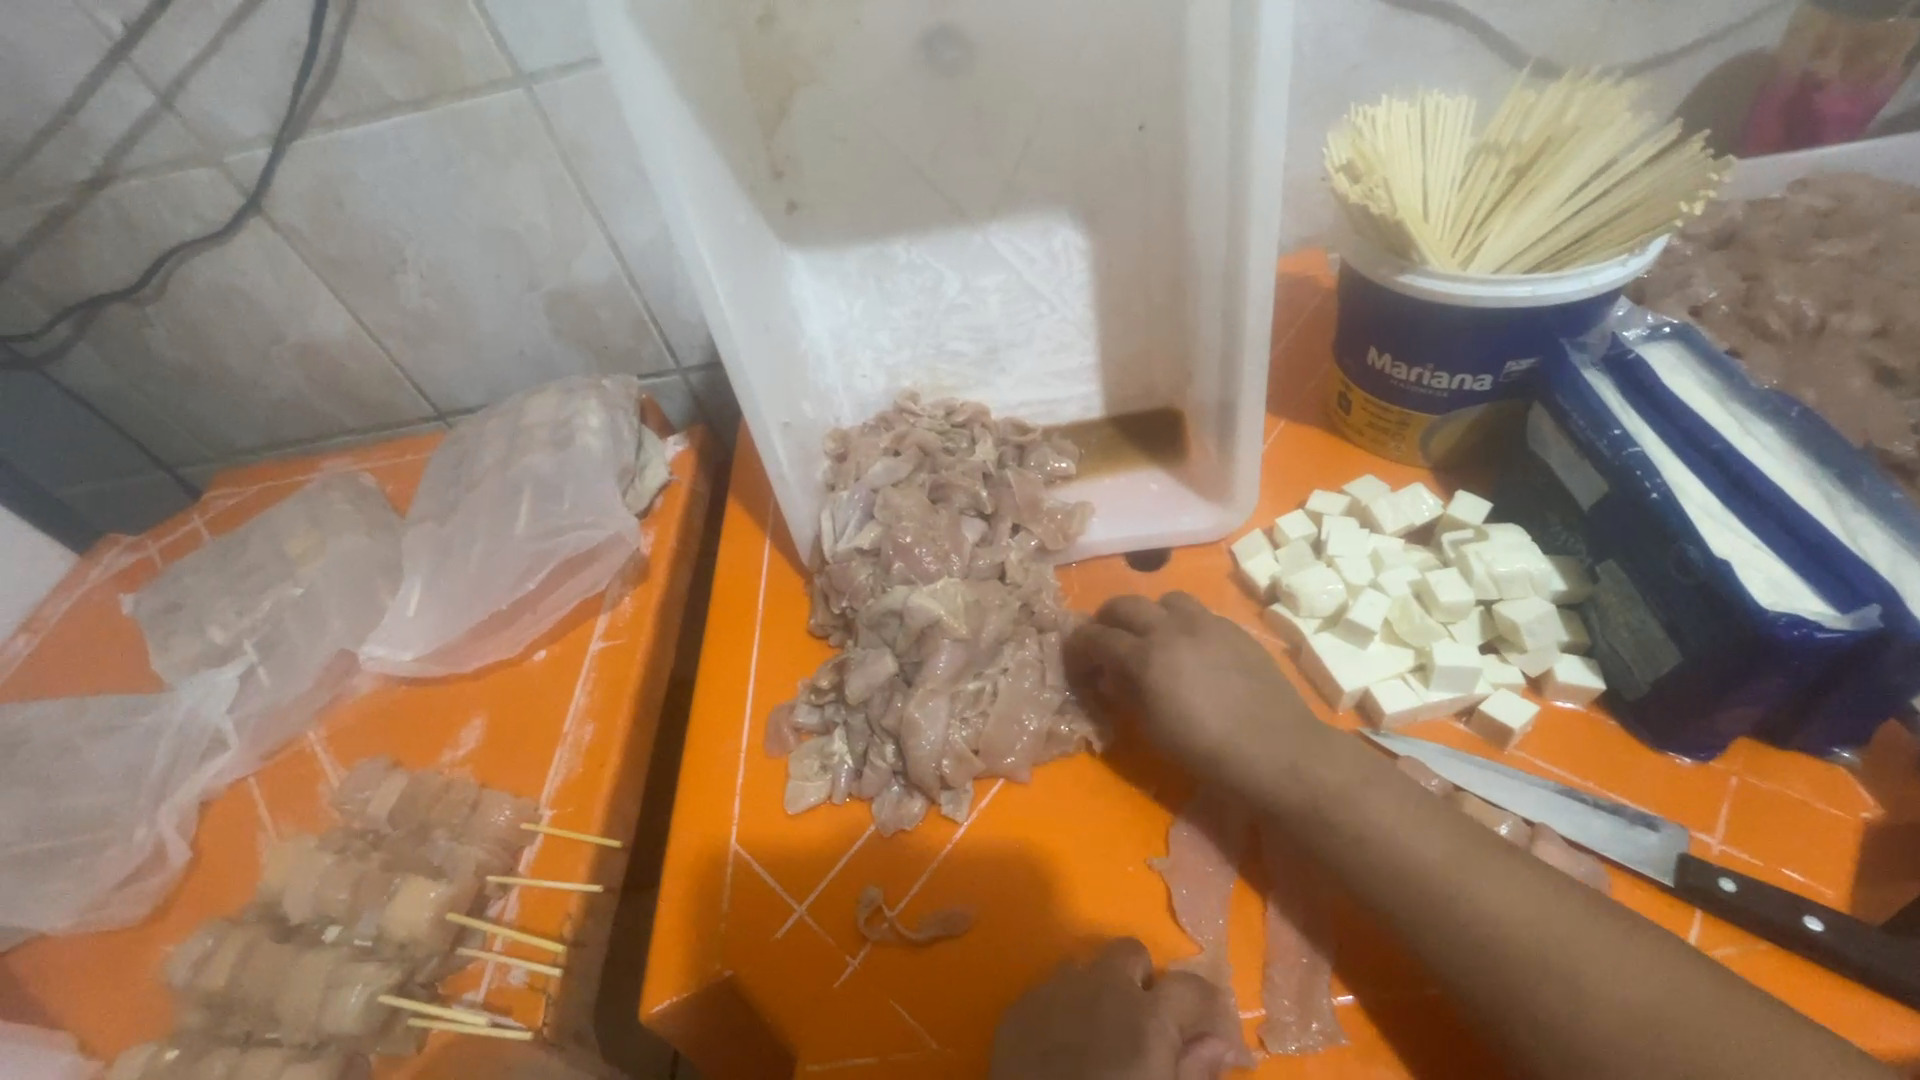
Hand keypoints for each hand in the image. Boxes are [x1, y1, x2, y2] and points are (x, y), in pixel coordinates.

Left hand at [990, 938, 1245, 1079]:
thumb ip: (1195, 1070)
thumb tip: (1221, 1044)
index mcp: (1148, 1016)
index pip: (1193, 986)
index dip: (1207, 1008)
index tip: (1211, 1035)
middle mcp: (1101, 986)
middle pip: (1131, 953)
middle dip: (1143, 982)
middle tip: (1146, 1027)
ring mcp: (1054, 991)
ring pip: (1086, 966)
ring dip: (1099, 990)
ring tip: (1101, 1036)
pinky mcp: (1018, 1008)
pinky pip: (1050, 989)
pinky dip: (1064, 1008)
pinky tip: (1063, 1047)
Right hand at [1064, 592, 1327, 791]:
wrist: (1275, 750)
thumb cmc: (1205, 750)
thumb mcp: (1151, 728)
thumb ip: (1125, 694)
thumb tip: (1109, 676)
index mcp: (1144, 657)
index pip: (1096, 637)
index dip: (1078, 646)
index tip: (1074, 658)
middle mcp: (1171, 628)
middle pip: (1125, 604)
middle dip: (1106, 620)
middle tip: (1104, 641)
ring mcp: (1206, 623)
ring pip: (1164, 599)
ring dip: (1148, 614)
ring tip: (1151, 637)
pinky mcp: (1233, 628)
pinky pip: (1198, 612)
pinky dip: (1181, 622)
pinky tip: (1190, 647)